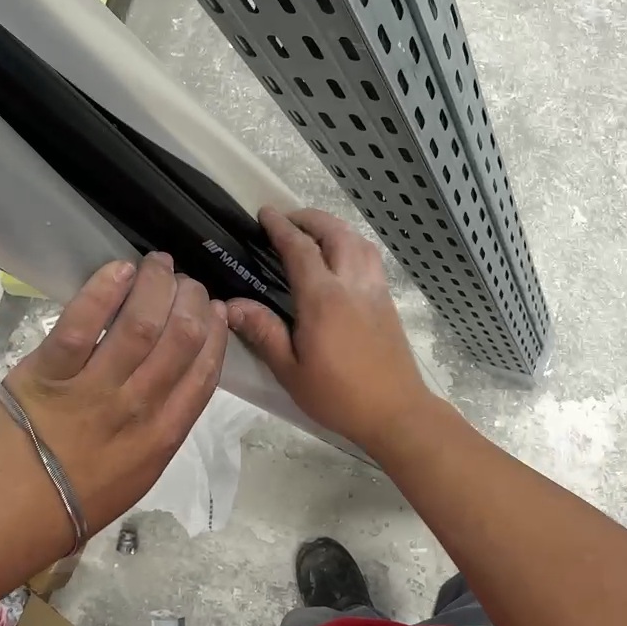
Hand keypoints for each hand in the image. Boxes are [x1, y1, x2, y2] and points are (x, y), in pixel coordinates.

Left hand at [0, 253, 228, 539]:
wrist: (11, 514)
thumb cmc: (78, 498)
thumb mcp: (138, 472)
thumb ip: (161, 425)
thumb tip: (175, 379)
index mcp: (162, 436)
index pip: (203, 374)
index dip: (214, 334)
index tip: (215, 309)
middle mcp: (137, 408)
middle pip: (178, 339)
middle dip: (190, 300)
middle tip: (187, 281)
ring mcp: (94, 390)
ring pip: (139, 325)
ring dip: (155, 286)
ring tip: (158, 264)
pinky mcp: (49, 373)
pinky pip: (82, 325)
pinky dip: (103, 292)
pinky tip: (120, 270)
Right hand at [227, 207, 434, 447]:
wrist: (395, 411)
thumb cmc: (338, 395)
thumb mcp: (290, 370)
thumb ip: (263, 332)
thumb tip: (230, 305)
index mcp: (323, 298)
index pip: (300, 249)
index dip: (281, 227)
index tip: (265, 214)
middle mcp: (351, 284)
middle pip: (334, 233)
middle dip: (309, 219)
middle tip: (287, 220)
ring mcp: (374, 289)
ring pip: (357, 241)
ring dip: (334, 227)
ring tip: (314, 233)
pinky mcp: (387, 300)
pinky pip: (370, 257)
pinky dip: (352, 243)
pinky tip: (341, 258)